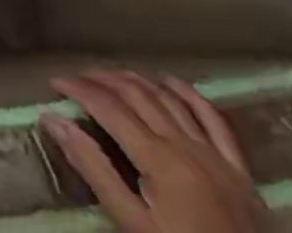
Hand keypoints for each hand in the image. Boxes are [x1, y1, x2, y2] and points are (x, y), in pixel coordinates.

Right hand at [43, 71, 268, 232]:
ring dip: (136, 80)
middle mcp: (187, 146)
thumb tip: (54, 120)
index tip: (53, 83)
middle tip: (74, 77)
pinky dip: (189, 94)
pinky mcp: (238, 168)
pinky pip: (214, 119)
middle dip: (101, 79)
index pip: (108, 108)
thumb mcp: (131, 222)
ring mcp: (216, 154)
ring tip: (109, 74)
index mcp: (159, 159)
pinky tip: (169, 82)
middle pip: (137, 95)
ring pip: (169, 99)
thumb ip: (94, 169)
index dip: (77, 89)